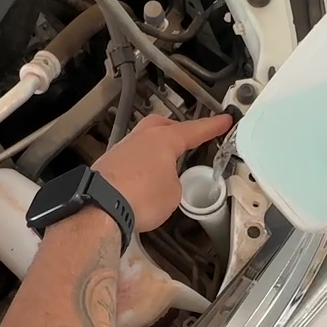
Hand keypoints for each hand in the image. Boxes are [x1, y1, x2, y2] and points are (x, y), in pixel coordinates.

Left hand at [92, 113, 233, 231]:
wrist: (102, 206)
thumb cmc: (142, 197)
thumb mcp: (174, 193)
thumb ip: (175, 181)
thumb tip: (167, 181)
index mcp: (164, 139)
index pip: (194, 130)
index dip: (212, 126)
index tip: (224, 120)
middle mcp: (141, 137)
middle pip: (163, 125)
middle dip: (177, 130)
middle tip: (188, 138)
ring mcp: (122, 148)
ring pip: (144, 140)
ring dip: (157, 150)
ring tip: (165, 165)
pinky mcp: (108, 163)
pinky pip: (132, 158)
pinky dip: (141, 165)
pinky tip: (144, 178)